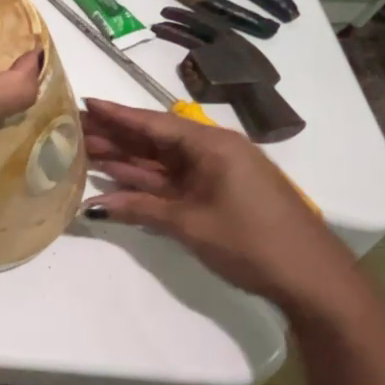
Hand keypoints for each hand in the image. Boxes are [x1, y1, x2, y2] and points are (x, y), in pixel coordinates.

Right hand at [81, 99, 360, 314]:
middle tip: (69, 128)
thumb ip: (138, 208)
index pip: (152, 124)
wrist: (314, 282)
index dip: (116, 114)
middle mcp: (212, 153)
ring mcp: (215, 175)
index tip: (83, 102)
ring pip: (159, 161)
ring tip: (80, 149)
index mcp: (212, 146)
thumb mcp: (190, 224)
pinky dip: (143, 180)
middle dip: (112, 135)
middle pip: (153, 139)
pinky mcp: (216, 196)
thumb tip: (91, 205)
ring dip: (123, 158)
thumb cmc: (253, 242)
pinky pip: (171, 181)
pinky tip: (111, 178)